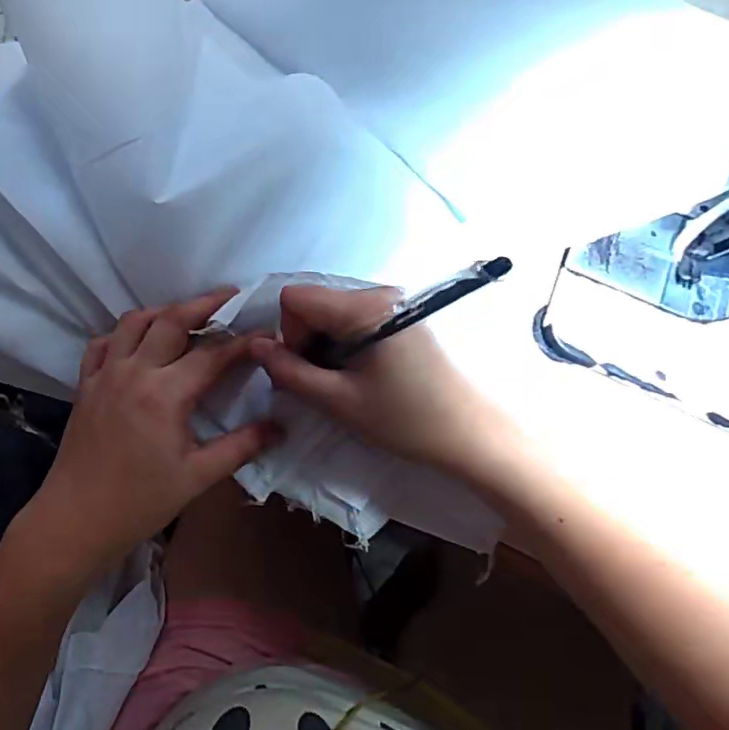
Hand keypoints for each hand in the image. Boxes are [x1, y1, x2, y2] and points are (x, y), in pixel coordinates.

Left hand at [9, 288, 279, 577]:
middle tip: (229, 296)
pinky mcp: (85, 384)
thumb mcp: (197, 477)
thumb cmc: (140, 501)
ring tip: (185, 314)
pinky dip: (121, 333)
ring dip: (162, 311)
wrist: (77, 516)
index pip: (211, 354)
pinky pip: (101, 343)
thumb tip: (279, 427)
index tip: (265, 332)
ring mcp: (104, 374)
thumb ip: (240, 447)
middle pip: (170, 320)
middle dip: (203, 304)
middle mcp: (132, 372)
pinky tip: (136, 342)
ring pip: (132, 323)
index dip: (242, 341)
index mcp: (164, 394)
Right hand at [251, 283, 513, 476]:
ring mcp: (394, 303)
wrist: (474, 435)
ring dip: (321, 343)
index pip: (295, 298)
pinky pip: (351, 318)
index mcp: (364, 309)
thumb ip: (289, 371)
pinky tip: (358, 372)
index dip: (287, 333)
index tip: (303, 368)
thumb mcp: (337, 401)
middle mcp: (379, 294)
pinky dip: (341, 342)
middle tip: (318, 381)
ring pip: (329, 311)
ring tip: (339, 380)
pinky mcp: (402, 316)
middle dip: (303, 340)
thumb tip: (254, 346)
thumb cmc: (406, 419)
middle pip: (312, 303)